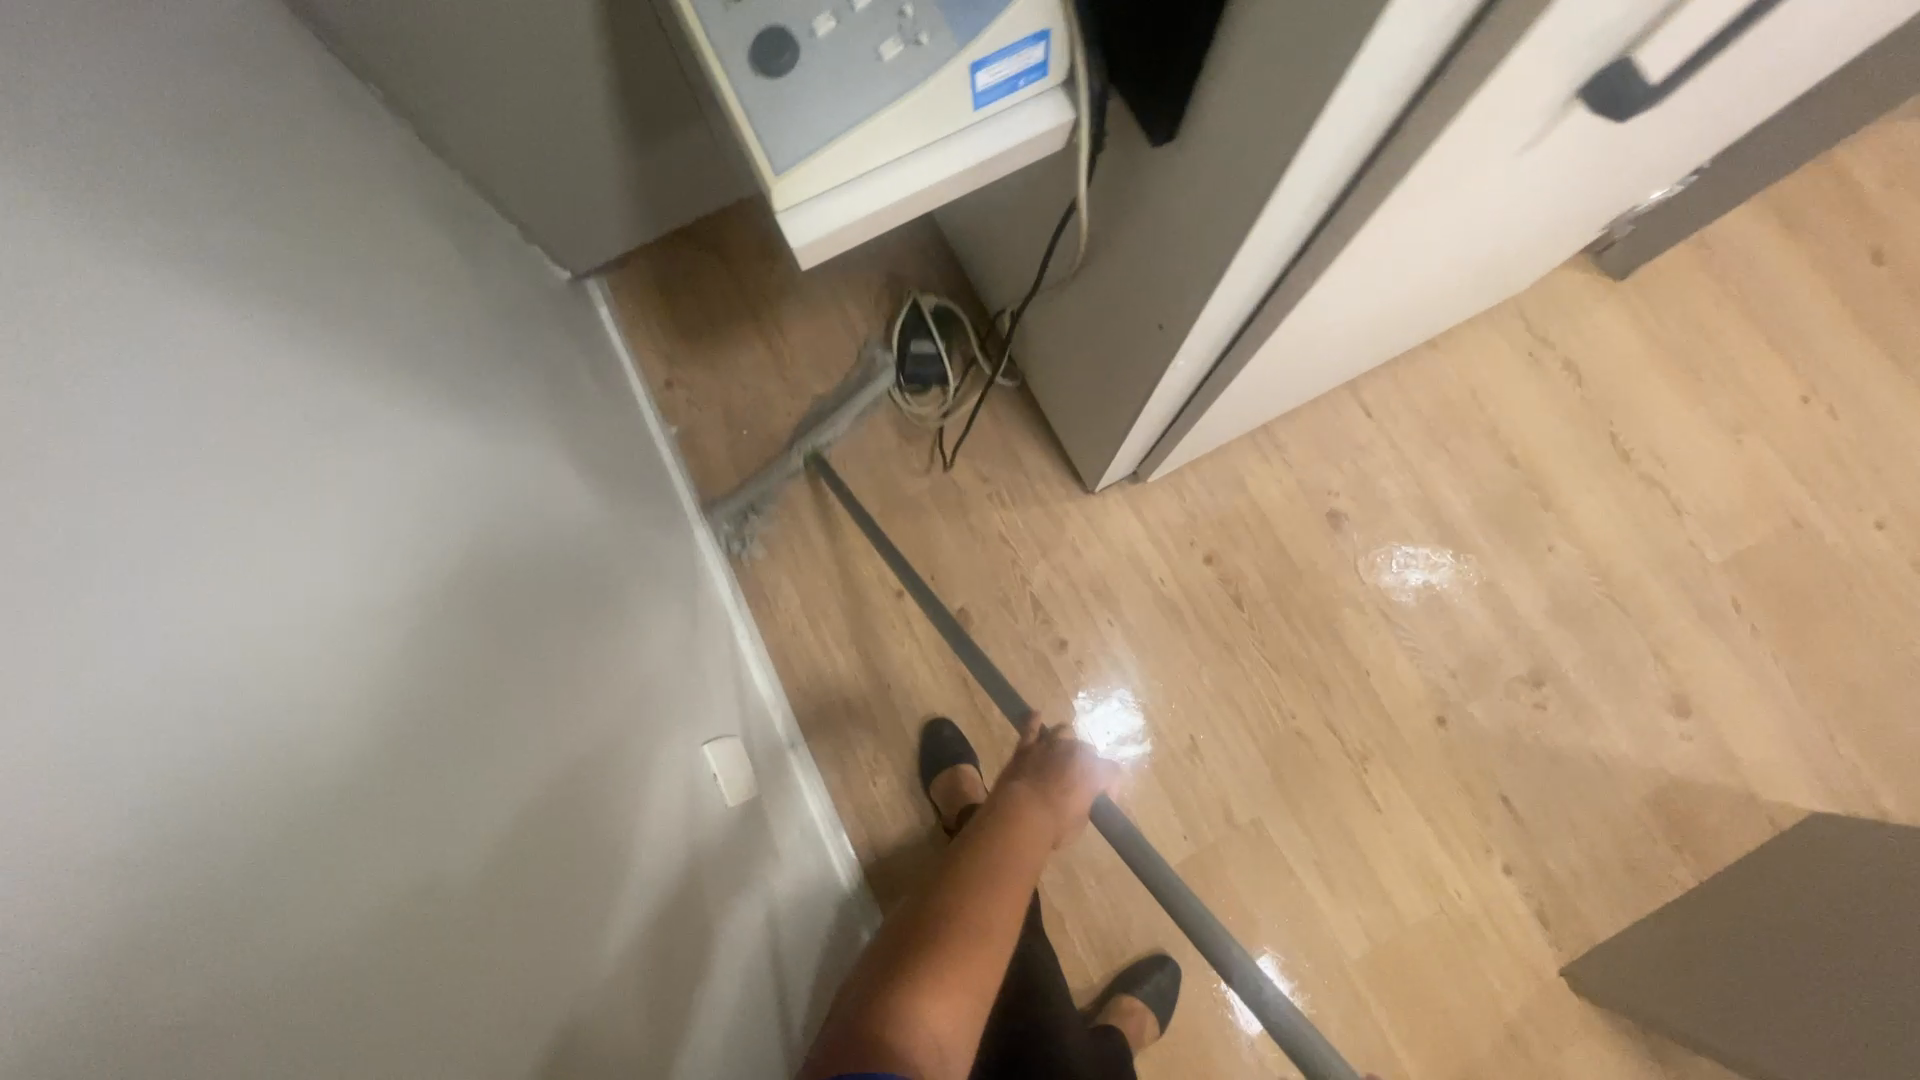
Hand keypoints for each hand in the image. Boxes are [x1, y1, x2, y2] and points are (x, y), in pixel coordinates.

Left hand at [990, 717, 1117, 848]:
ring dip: (1066, 740)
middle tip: (1080, 779)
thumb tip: (1081, 800)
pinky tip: (1036, 715)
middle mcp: (1075, 752)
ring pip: (1063, 732)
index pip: (1113, 771)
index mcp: (1094, 771)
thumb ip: (1085, 804)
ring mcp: (1049, 745)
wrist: (1020, 814)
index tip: (1104, 798)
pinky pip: (1031, 728)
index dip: (1111, 785)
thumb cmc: (1055, 826)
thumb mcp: (1080, 822)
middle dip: (1087, 762)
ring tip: (1064, 750)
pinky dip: (1034, 721)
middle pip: (1088, 749)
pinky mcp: (1026, 747)